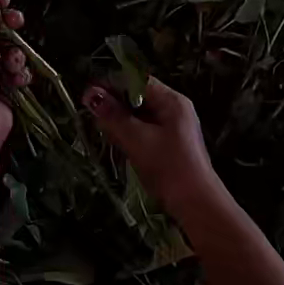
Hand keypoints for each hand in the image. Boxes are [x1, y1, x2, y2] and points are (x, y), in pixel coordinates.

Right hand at [83, 77, 219, 211]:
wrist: (195, 203)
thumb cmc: (167, 167)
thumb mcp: (136, 139)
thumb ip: (113, 116)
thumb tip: (90, 93)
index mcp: (171, 101)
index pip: (137, 81)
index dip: (111, 85)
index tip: (87, 98)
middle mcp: (175, 109)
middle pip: (139, 97)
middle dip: (115, 105)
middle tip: (93, 119)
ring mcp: (174, 127)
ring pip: (140, 115)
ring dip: (121, 121)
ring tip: (104, 133)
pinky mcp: (171, 144)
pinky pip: (146, 130)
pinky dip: (130, 134)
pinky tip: (119, 145)